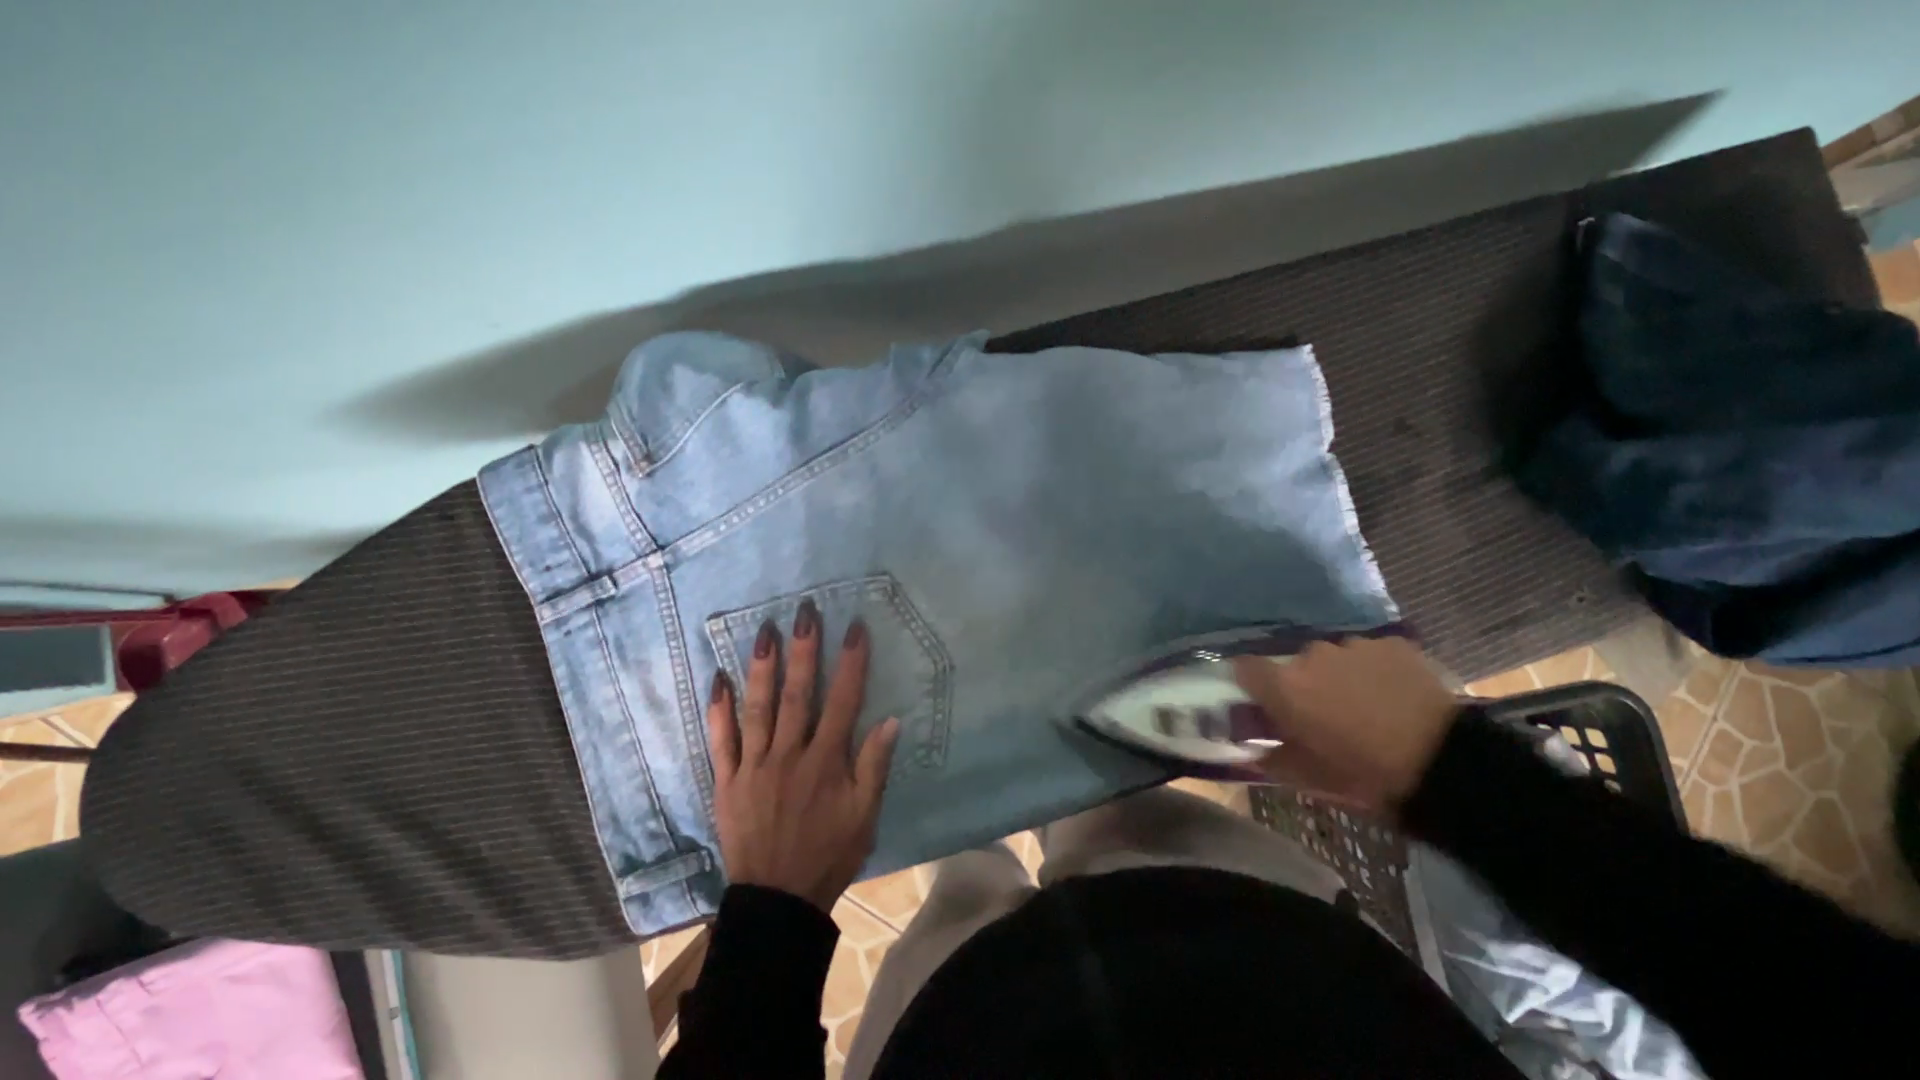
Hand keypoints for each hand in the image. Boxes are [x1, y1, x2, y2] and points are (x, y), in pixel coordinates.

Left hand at [705, 602, 900, 911]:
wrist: (777, 898)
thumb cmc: (828, 855)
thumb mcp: (864, 817)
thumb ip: (874, 767)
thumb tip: (890, 720)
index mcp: (825, 763)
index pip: (843, 701)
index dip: (851, 663)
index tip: (856, 627)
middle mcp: (789, 755)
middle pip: (797, 695)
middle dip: (803, 651)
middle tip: (805, 611)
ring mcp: (753, 765)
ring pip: (758, 708)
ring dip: (762, 668)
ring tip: (765, 630)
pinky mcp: (727, 780)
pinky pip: (721, 739)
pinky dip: (719, 708)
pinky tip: (719, 678)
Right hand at [1232, 636, 1458, 814]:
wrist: (1444, 762)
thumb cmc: (1366, 774)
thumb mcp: (1311, 778)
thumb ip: (1272, 758)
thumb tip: (1253, 750)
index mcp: (1285, 686)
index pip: (1244, 667)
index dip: (1251, 685)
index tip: (1262, 703)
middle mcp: (1312, 655)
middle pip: (1294, 664)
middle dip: (1302, 685)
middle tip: (1322, 715)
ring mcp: (1355, 645)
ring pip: (1334, 658)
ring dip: (1339, 677)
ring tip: (1363, 706)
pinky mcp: (1392, 644)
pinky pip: (1370, 655)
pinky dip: (1373, 671)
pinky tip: (1392, 696)